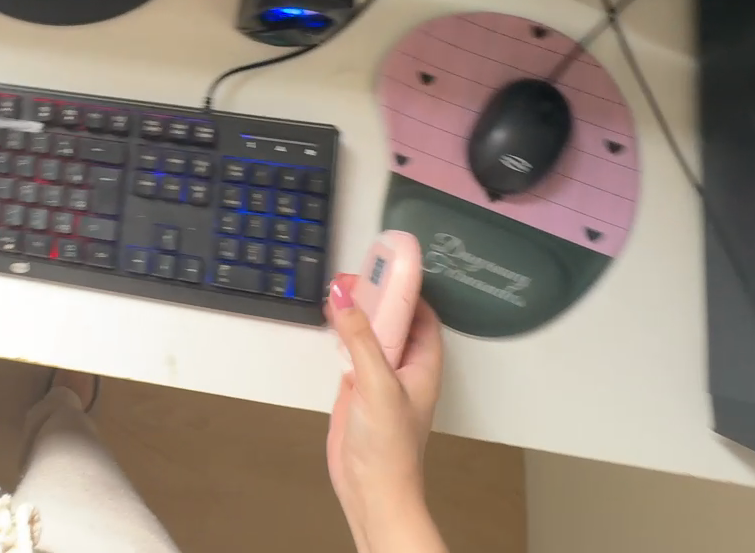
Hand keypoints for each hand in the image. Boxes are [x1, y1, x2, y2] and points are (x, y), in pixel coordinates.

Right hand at [325, 275, 444, 551]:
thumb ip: (359, 337)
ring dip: (359, 308)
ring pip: (372, 330)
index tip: (388, 264)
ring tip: (341, 285)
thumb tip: (344, 294)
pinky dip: (343, 327)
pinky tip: (331, 318)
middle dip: (379, 293)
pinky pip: (353, 346)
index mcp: (421, 365)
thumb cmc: (389, 447)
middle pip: (395, 319)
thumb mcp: (376, 383)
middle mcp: (403, 367)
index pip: (422, 316)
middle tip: (357, 270)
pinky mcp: (357, 386)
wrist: (370, 490)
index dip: (408, 289)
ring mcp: (380, 376)